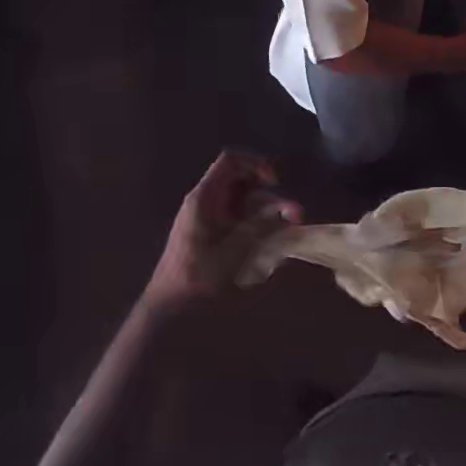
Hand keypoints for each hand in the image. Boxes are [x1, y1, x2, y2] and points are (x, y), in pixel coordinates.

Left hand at [146, 150, 300, 310]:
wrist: (171, 303)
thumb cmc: (197, 276)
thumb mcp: (233, 251)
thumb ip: (260, 228)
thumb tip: (287, 212)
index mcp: (205, 198)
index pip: (231, 162)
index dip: (255, 164)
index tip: (274, 183)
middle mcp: (207, 202)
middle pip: (243, 183)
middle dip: (270, 197)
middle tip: (293, 216)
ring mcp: (209, 217)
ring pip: (244, 203)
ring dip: (268, 213)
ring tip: (290, 230)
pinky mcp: (213, 233)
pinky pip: (239, 219)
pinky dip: (257, 225)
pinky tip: (274, 242)